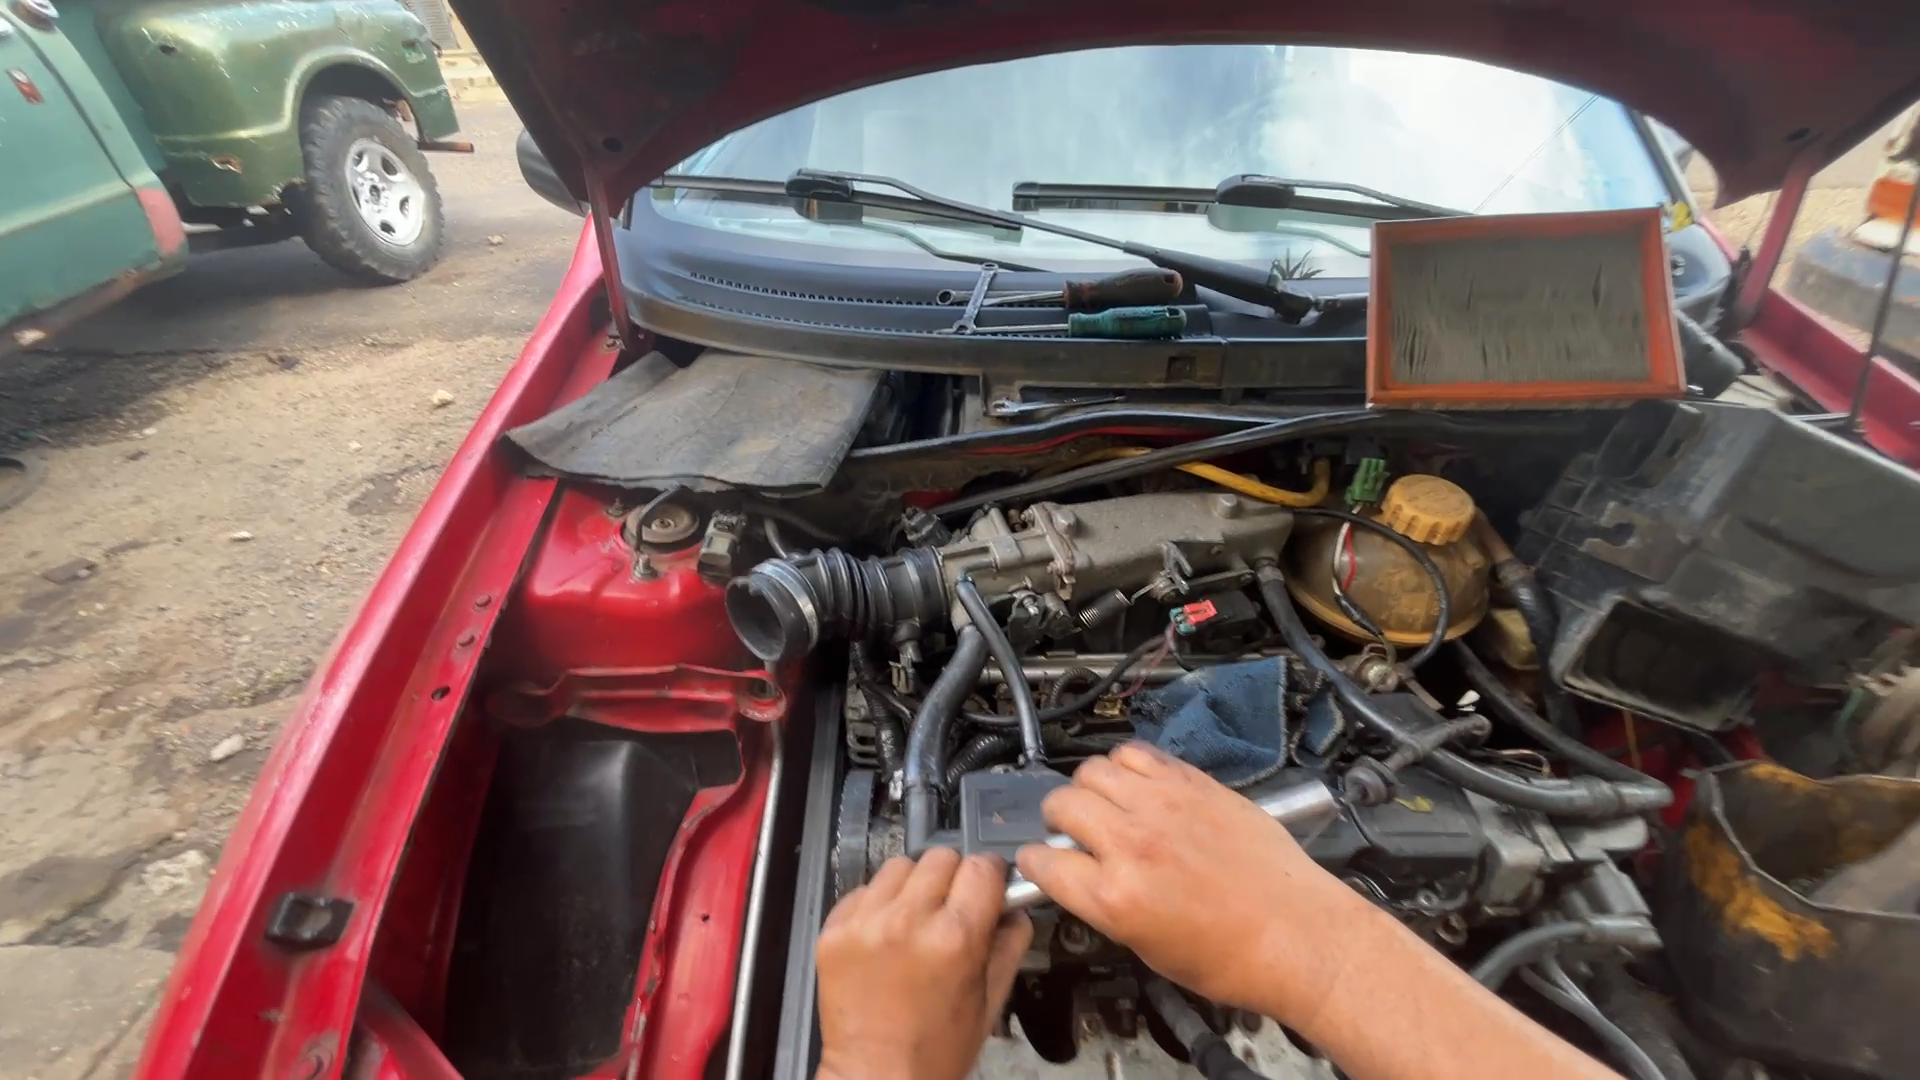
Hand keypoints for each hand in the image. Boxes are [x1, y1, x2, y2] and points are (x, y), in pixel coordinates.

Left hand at [815, 849, 1032, 1079]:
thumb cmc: (937, 1049)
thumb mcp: (991, 1001)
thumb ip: (1010, 942)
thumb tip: (1014, 904)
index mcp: (955, 938)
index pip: (980, 866)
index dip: (989, 874)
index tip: (987, 883)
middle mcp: (908, 920)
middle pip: (940, 856)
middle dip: (952, 878)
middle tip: (948, 908)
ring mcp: (866, 922)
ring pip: (900, 865)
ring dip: (912, 886)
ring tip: (912, 921)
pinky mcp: (834, 929)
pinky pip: (864, 889)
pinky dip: (878, 904)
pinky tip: (883, 935)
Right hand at [1015, 742, 1385, 1028]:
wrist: (1299, 935)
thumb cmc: (1231, 957)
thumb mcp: (1147, 947)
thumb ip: (1102, 903)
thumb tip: (1078, 874)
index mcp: (1116, 897)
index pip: (1043, 863)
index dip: (1035, 863)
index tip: (1040, 860)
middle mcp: (1132, 843)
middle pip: (1062, 804)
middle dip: (1057, 819)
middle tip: (1072, 830)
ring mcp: (1162, 805)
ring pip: (1093, 770)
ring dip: (1089, 788)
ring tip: (1104, 803)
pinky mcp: (1190, 782)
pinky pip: (1136, 752)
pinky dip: (1126, 766)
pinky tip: (1136, 785)